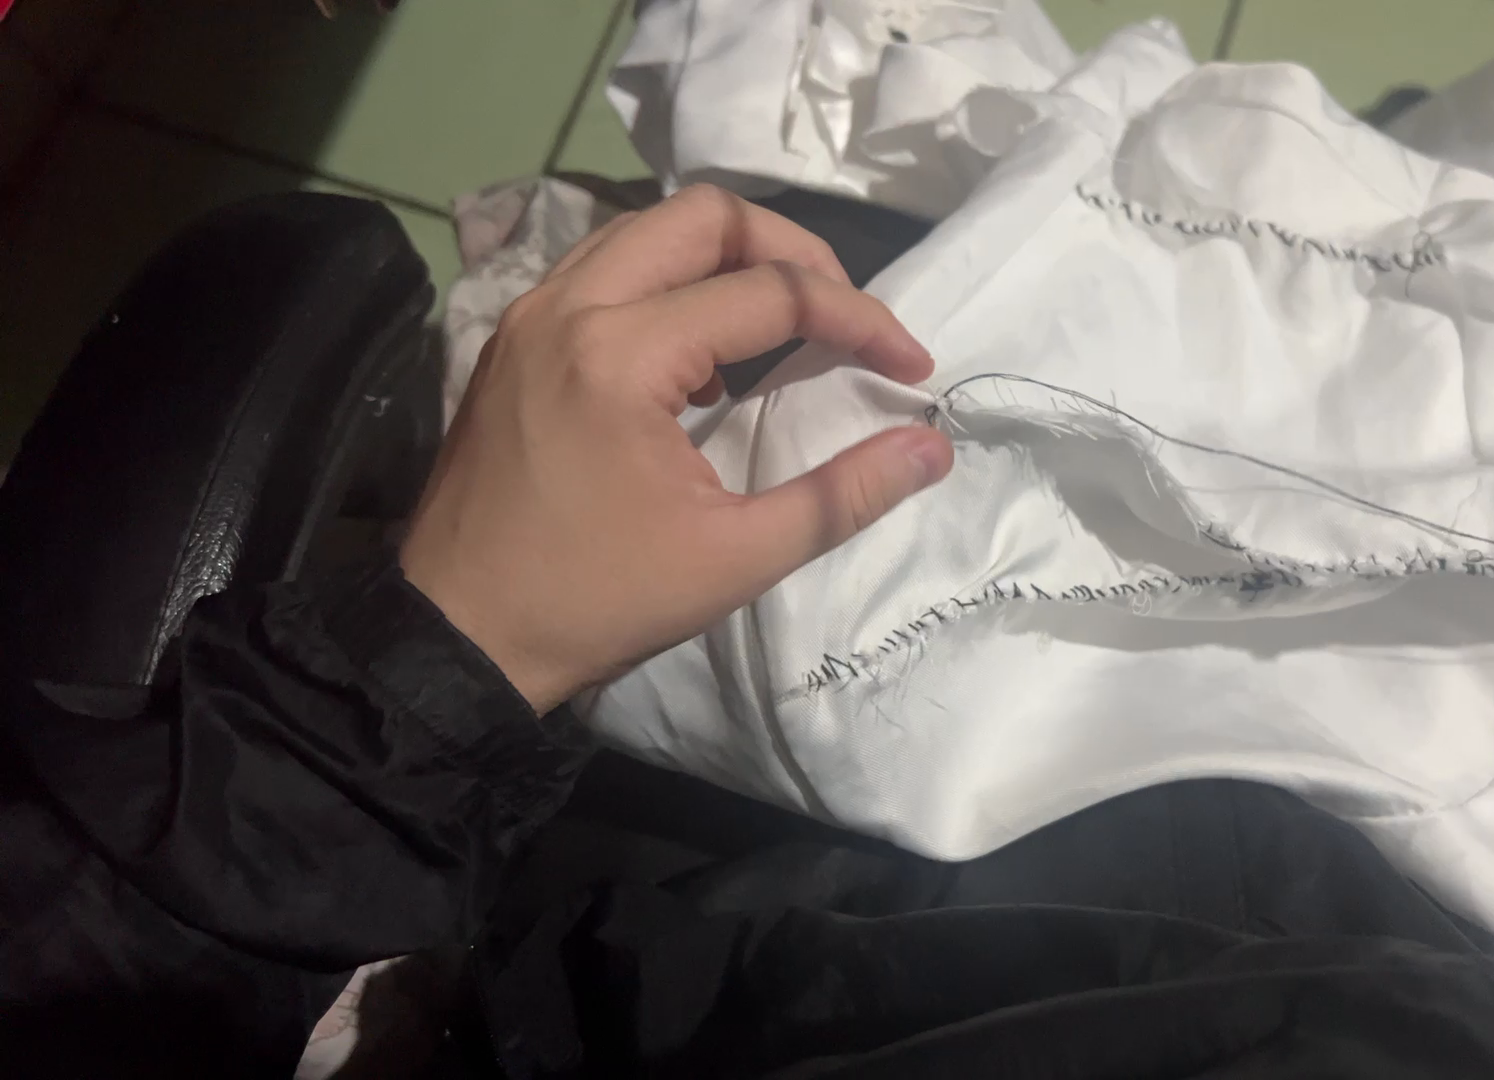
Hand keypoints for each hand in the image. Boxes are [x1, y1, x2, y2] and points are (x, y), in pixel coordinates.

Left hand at [400, 185, 953, 713]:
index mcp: (623, 355)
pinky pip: (612, 272)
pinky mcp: (518, 341)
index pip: (773, 294)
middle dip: (797, 253)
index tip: (912, 365)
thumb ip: (845, 496)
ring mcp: (533, 317)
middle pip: (704, 216)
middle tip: (846, 315)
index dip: (862, 322)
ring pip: (651, 232)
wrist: (459, 637)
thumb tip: (932, 448)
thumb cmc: (601, 601)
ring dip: (734, 261)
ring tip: (788, 323)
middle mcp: (570, 306)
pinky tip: (704, 363)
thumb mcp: (740, 558)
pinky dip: (678, 289)